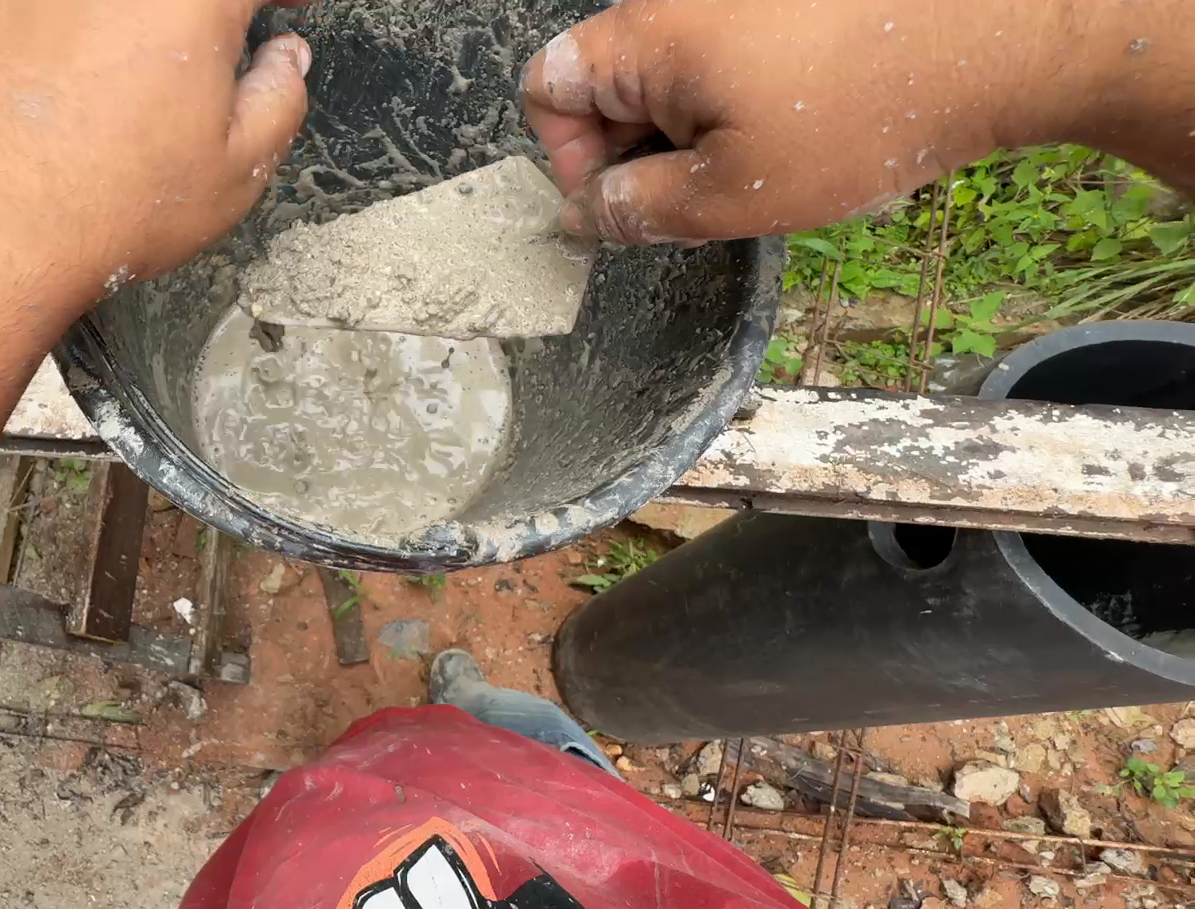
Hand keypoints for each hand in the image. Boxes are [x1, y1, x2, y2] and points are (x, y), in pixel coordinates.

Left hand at [0, 0, 310, 305]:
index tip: (288, 12)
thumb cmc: (122, 205)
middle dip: (208, 17)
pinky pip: (56, 5)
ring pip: (116, 3)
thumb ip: (281, 99)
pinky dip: (81, 26)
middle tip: (212, 52)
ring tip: (141, 72)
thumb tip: (285, 55)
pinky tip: (77, 71)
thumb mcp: (236, 173)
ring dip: (143, 24)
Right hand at [518, 0, 1080, 243]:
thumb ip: (629, 209)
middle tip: (686, 189)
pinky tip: (772, 123)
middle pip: (600, 81)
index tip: (617, 191)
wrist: (1025, 29)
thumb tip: (578, 216)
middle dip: (624, 147)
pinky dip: (718, 98)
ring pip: (656, 72)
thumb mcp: (722, 197)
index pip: (545, 85)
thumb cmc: (859, 120)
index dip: (563, 153)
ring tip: (741, 158)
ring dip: (676, 130)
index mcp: (650, 35)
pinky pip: (709, 51)